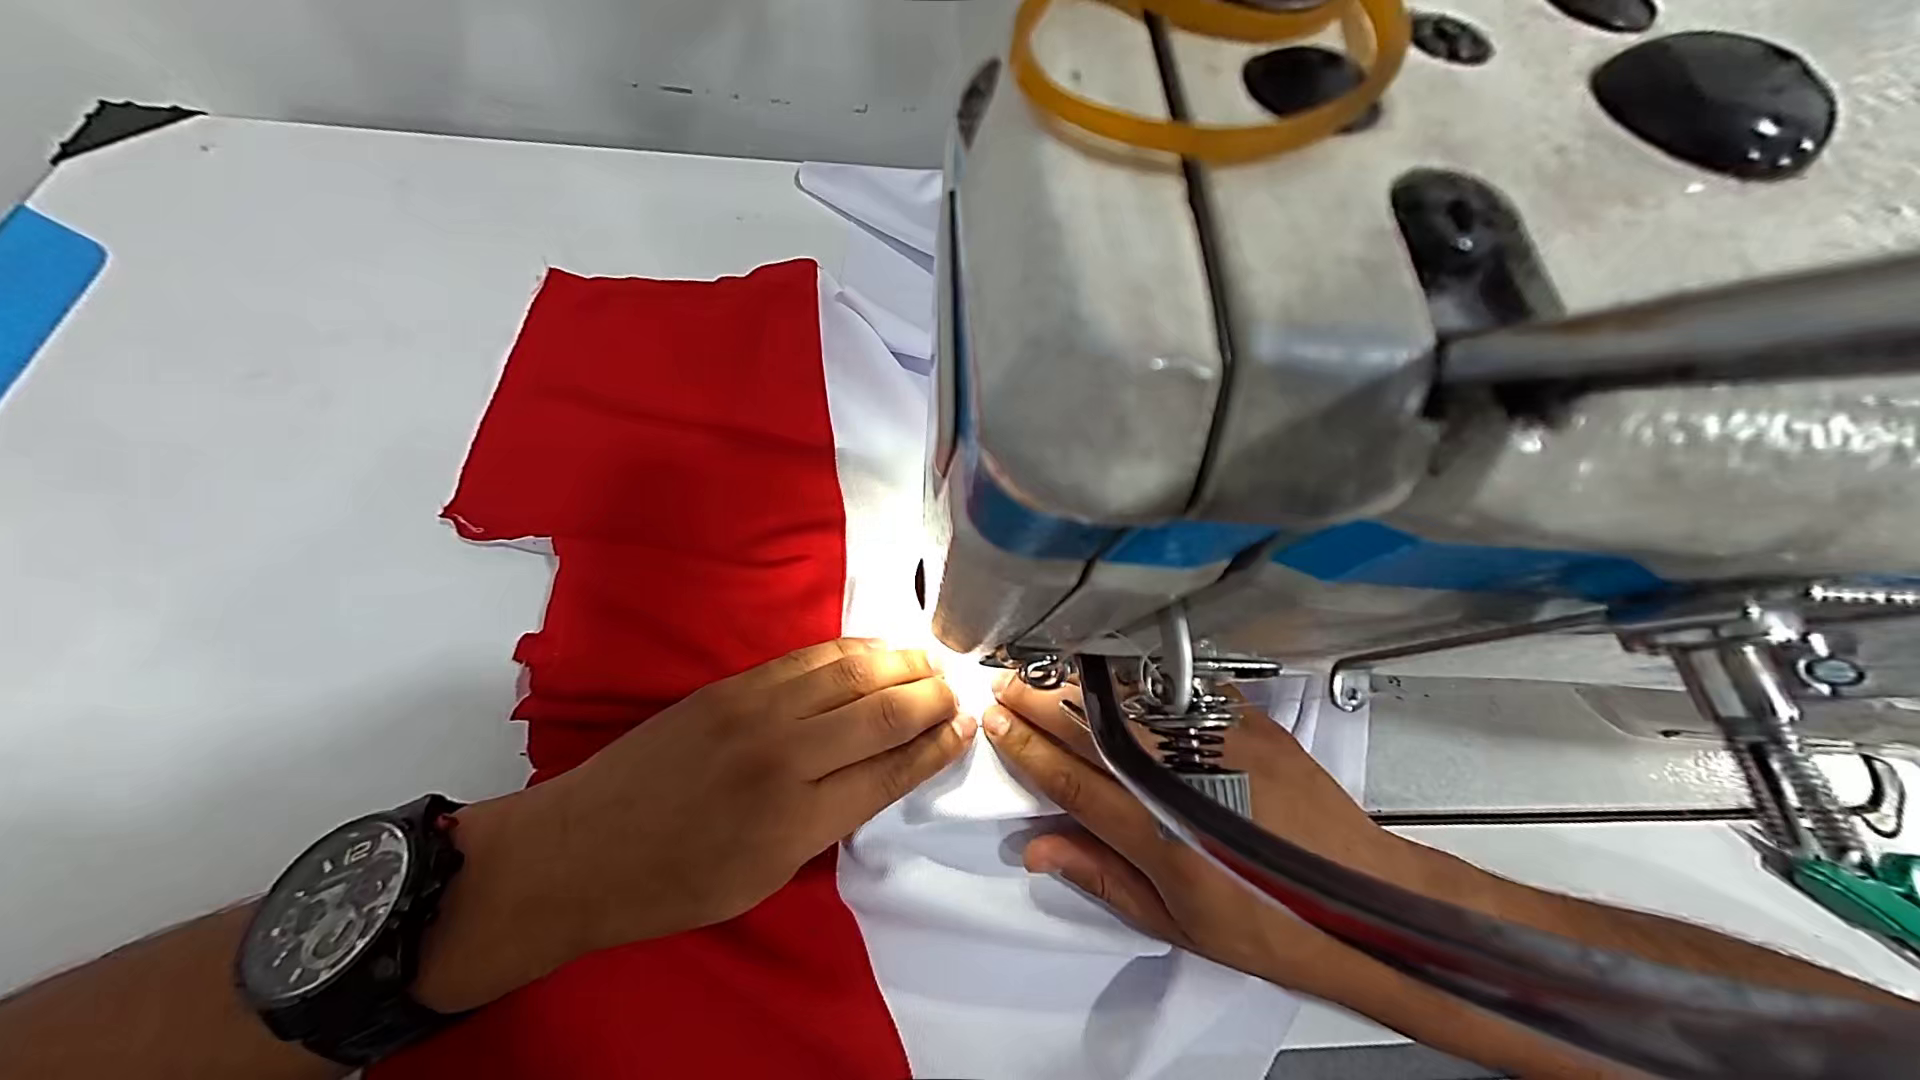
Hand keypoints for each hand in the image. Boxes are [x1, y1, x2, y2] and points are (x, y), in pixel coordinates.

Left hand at [543, 638, 974, 945]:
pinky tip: (874, 650)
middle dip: (930, 698)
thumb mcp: (770, 874)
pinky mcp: (732, 686)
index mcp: (801, 821)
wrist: (582, 849)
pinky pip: (808, 658)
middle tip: (956, 691)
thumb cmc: (679, 882)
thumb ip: (833, 818)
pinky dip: (852, 650)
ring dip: (899, 663)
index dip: (937, 745)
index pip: (893, 769)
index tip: (966, 726)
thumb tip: (883, 769)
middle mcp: (787, 757)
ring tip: (928, 661)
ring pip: (850, 673)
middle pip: (882, 713)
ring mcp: (756, 711)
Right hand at [982, 674, 1414, 993]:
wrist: (1363, 899)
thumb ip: (1101, 876)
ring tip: (1040, 673)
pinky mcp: (1244, 721)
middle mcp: (1180, 783)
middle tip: (1005, 687)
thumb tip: (1038, 849)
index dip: (1026, 749)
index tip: (997, 725)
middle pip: (1088, 731)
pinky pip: (1175, 688)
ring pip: (1124, 702)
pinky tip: (1106, 665)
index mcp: (1157, 837)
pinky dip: (1132, 674)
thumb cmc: (1269, 923)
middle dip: (1036, 703)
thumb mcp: (1176, 921)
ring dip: (1074, 683)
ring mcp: (1214, 744)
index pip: (1071, 781)